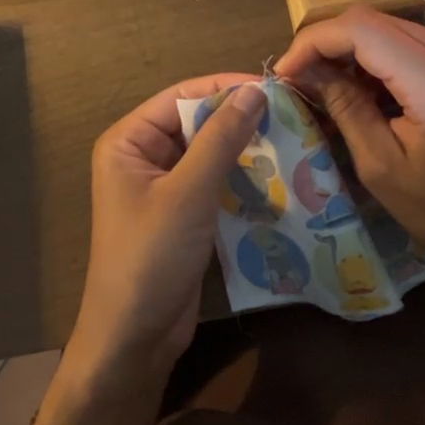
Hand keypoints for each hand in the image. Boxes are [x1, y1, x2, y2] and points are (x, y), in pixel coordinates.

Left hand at [68, 74, 264, 379]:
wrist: (134, 337)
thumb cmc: (151, 256)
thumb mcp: (188, 194)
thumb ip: (221, 139)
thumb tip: (254, 91)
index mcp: (128, 141)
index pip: (181, 96)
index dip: (226, 87)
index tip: (276, 87)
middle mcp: (141, 156)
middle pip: (196, 122)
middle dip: (240, 120)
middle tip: (293, 116)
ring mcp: (162, 188)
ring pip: (209, 154)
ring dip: (246, 151)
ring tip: (295, 142)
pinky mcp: (181, 216)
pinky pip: (214, 184)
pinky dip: (242, 180)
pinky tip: (281, 179)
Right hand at [274, 6, 424, 275]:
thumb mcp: (381, 166)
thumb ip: (344, 107)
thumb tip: (303, 69)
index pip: (360, 30)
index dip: (313, 43)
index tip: (285, 74)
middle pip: (370, 20)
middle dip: (325, 44)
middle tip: (298, 81)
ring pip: (383, 26)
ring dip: (346, 49)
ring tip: (322, 87)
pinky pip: (402, 40)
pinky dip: (370, 57)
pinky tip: (357, 89)